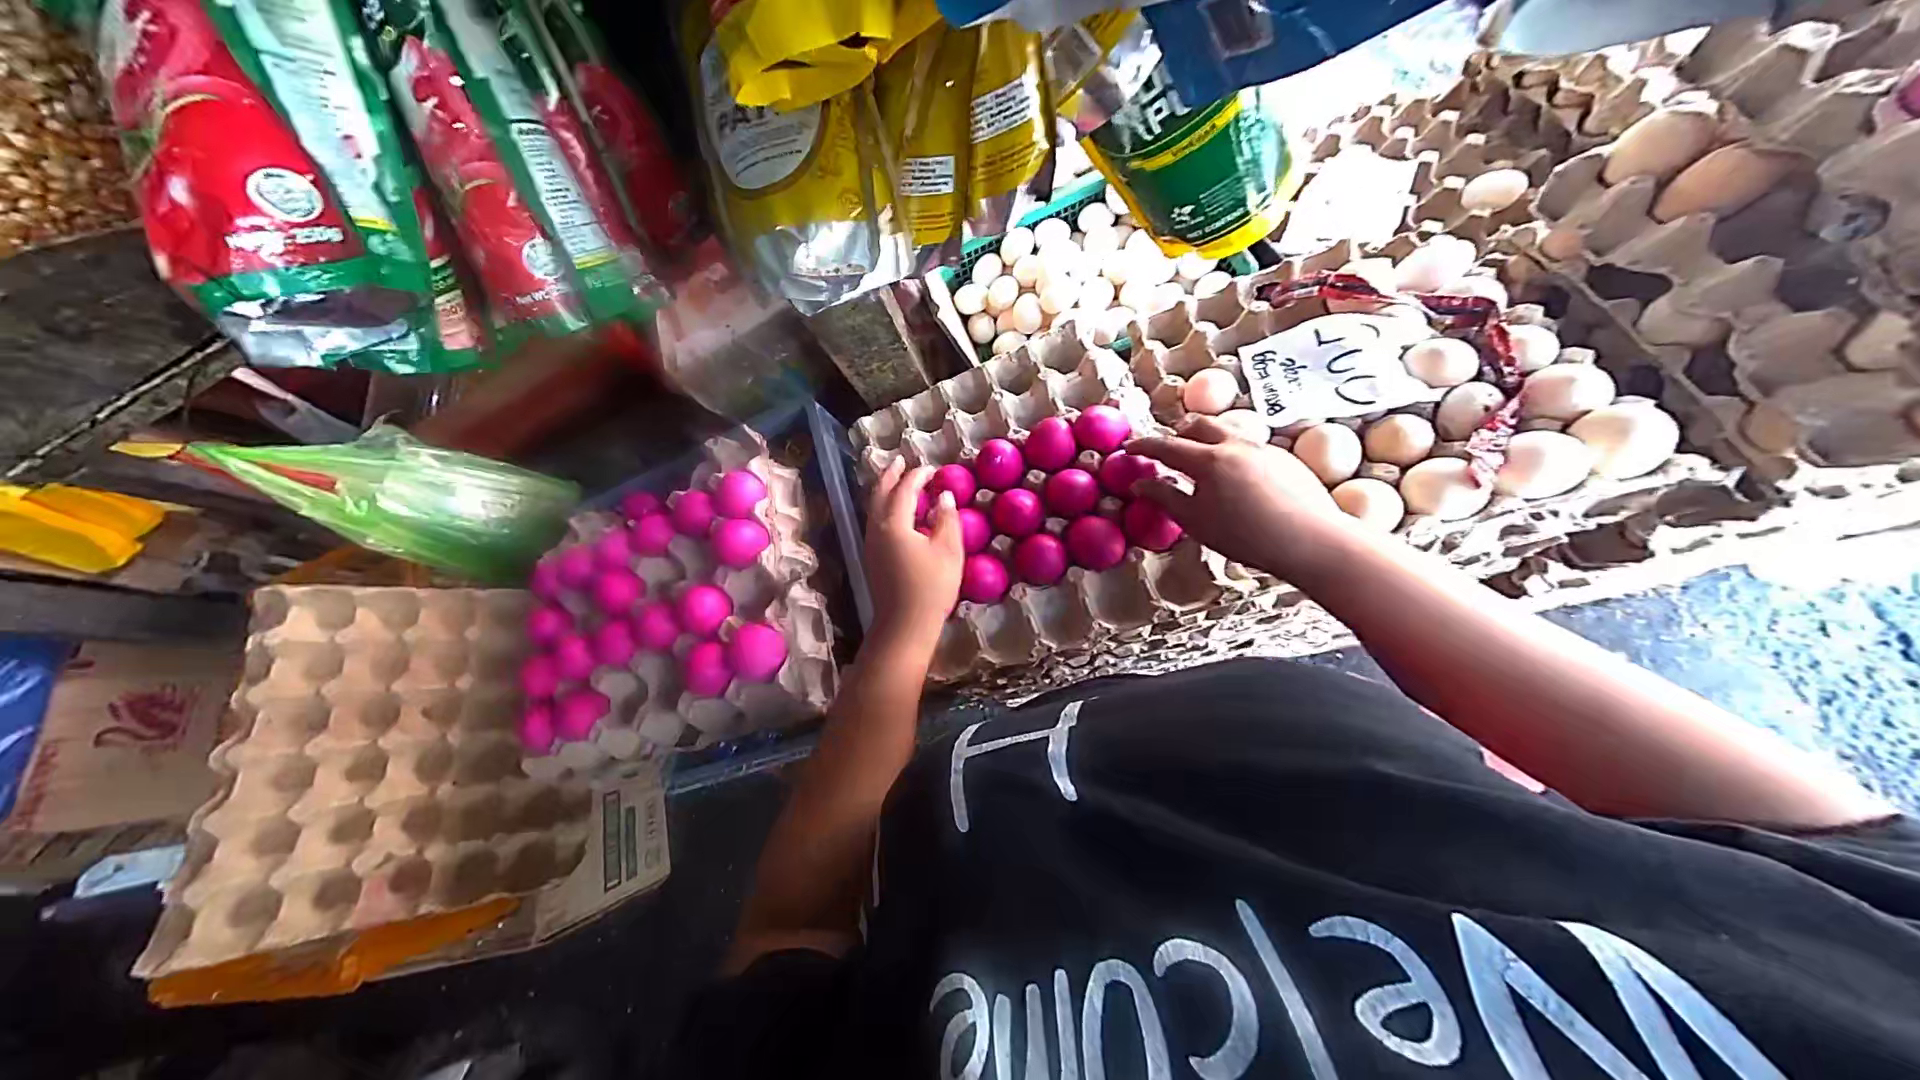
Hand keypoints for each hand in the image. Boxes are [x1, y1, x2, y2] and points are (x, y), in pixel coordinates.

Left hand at [863, 459, 962, 647]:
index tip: (932, 469)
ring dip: (885, 491)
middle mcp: (876, 529)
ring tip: (896, 481)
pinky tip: (896, 513)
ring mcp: (870, 544)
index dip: (918, 476)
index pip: (904, 490)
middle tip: (900, 461)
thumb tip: (943, 496)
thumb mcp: (948, 550)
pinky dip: (884, 508)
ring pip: (874, 508)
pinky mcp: (871, 558)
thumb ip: (947, 519)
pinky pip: (875, 521)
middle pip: (880, 494)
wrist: (904, 625)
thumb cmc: (931, 587)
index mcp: (894, 523)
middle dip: (891, 476)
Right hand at [1126, 416, 1358, 579]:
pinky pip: (1251, 448)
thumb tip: (1140, 484)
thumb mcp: (1196, 521)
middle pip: (1200, 425)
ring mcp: (1264, 448)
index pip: (1166, 445)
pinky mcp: (1286, 459)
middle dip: (1179, 433)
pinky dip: (1234, 456)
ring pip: (1228, 433)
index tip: (1130, 447)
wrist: (1312, 540)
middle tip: (1170, 451)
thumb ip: (1165, 498)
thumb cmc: (1246, 536)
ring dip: (1209, 441)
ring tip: (1205, 465)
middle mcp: (1236, 445)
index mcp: (1208, 459)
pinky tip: (1240, 482)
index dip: (1144, 446)